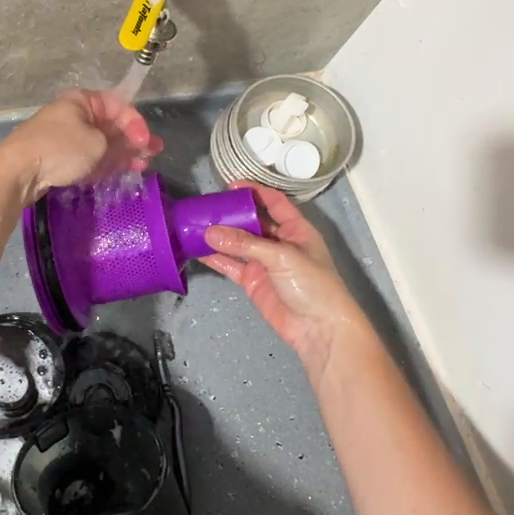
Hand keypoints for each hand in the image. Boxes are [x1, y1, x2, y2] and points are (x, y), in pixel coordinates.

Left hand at [0, 89, 162, 203]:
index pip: (118, 106)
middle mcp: (73, 115)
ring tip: (142, 164)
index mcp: (82, 101)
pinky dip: (104, 163)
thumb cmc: (60, 149)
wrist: (18, 170)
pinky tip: (121, 171)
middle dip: (132, 139)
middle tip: (152, 153)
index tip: (145, 142)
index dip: (136, 123)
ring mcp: (65, 137)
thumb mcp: (96, 143)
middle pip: (110, 125)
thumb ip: (117, 144)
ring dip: (122, 153)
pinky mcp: (59, 158)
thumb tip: (126, 147)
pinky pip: (88, 158)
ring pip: (100, 143)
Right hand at [200, 182, 367, 367]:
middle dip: (230, 214)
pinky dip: (215, 257)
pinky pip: (230, 264)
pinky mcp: (252, 281)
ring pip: (237, 243)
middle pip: (251, 221)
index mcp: (296, 229)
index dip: (255, 191)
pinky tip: (196, 250)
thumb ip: (245, 243)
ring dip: (219, 235)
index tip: (230, 185)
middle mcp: (278, 242)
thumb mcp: (281, 257)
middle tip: (204, 206)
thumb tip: (209, 232)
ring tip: (194, 225)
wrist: (319, 329)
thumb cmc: (312, 285)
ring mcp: (264, 262)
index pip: (274, 202)